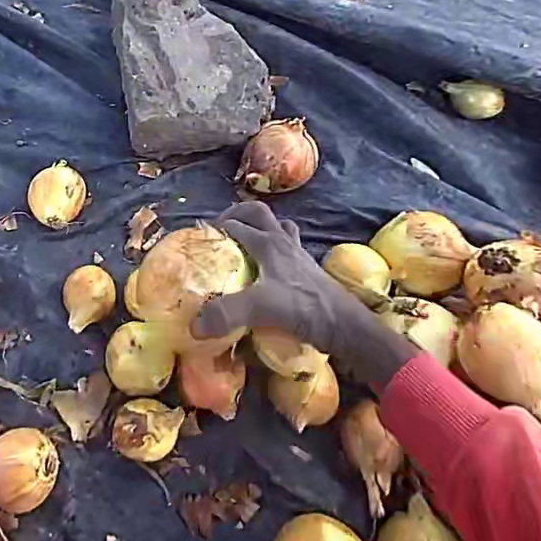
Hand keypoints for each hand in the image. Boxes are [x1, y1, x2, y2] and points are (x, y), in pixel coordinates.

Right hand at [192, 202, 419, 387]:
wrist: (346, 325)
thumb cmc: (304, 307)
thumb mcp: (260, 308)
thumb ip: (226, 313)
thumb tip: (194, 326)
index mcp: (269, 243)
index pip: (238, 224)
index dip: (218, 227)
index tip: (201, 238)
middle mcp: (284, 243)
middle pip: (260, 214)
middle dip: (239, 214)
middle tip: (221, 228)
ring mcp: (299, 256)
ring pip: (278, 228)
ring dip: (262, 227)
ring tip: (246, 241)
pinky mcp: (309, 271)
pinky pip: (290, 249)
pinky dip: (277, 249)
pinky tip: (269, 268)